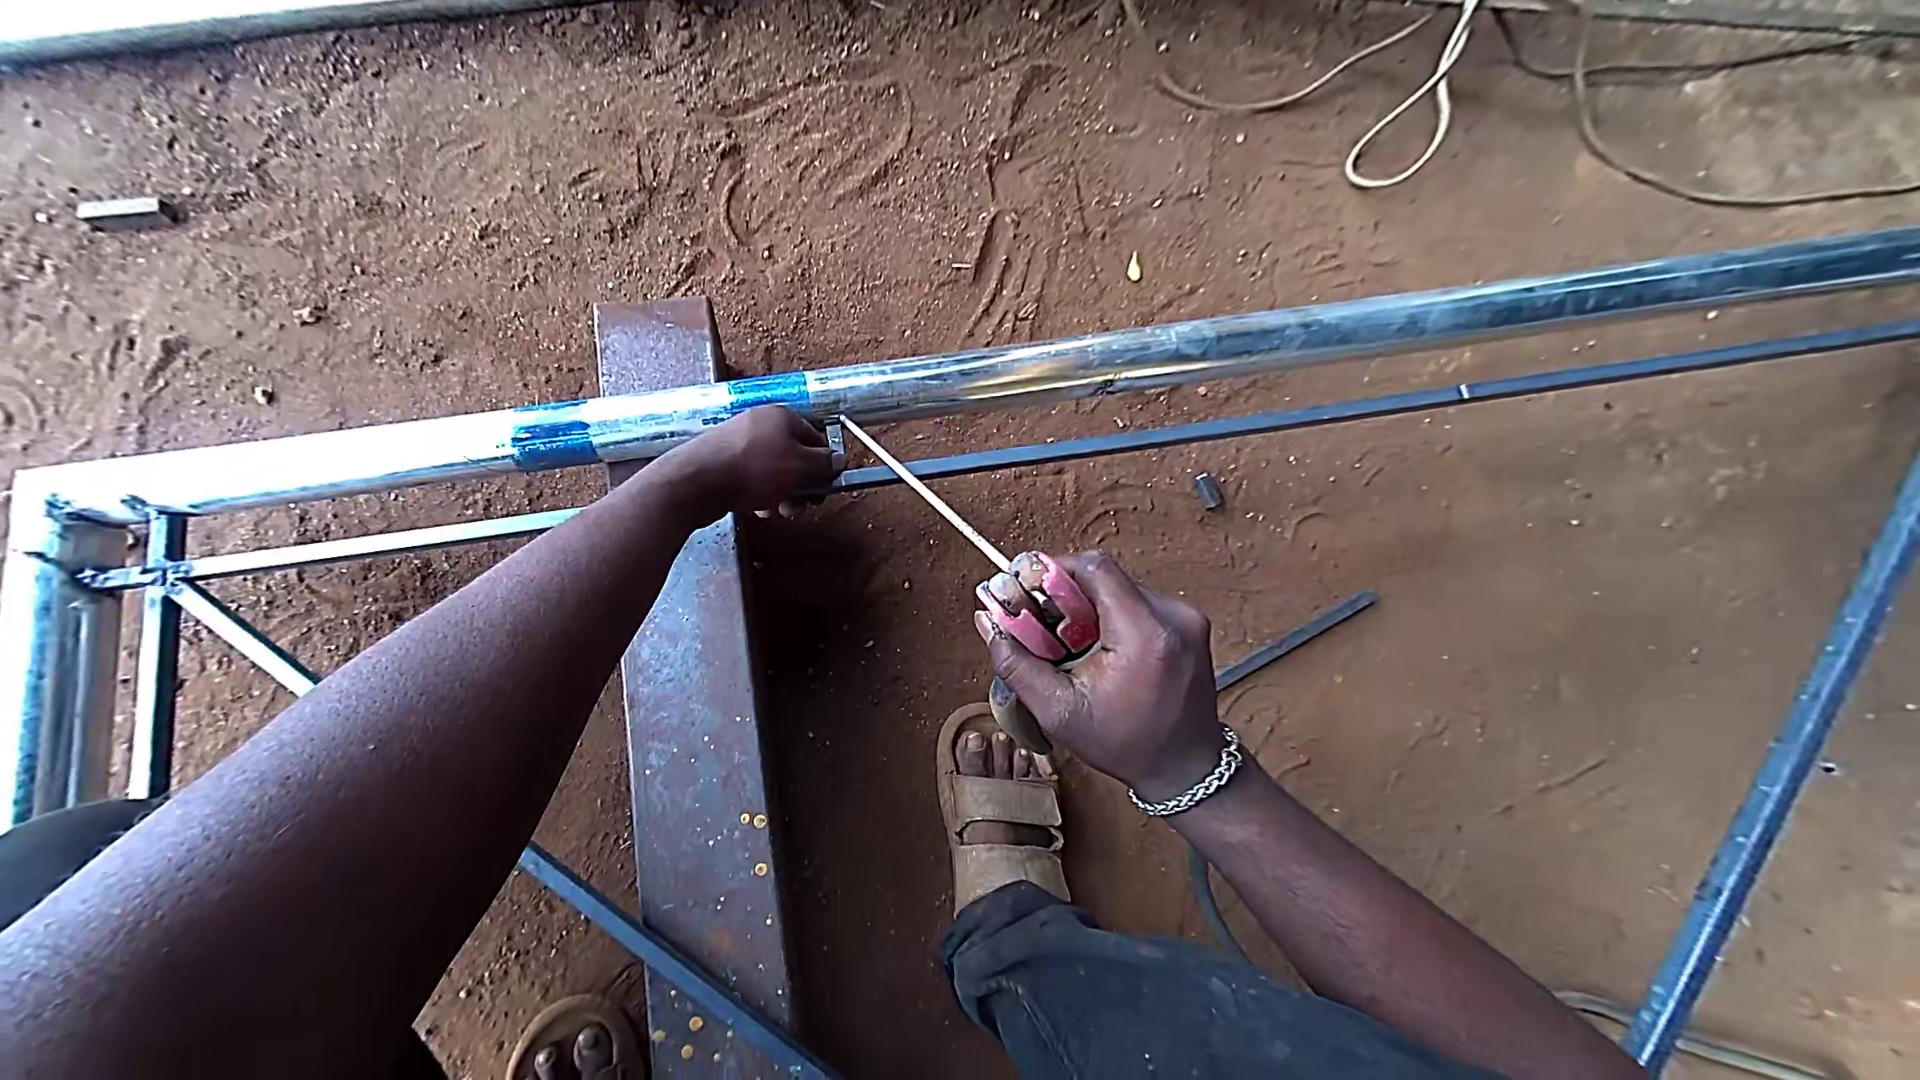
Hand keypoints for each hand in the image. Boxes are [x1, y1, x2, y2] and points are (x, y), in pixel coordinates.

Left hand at [648, 406, 839, 522]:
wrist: (695, 482)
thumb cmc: (753, 470)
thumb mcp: (800, 467)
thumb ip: (825, 464)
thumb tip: (839, 460)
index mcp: (782, 416)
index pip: (818, 440)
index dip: (824, 467)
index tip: (824, 489)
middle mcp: (761, 423)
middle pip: (796, 457)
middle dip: (801, 486)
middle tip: (798, 505)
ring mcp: (739, 441)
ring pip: (775, 472)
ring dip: (782, 494)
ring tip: (775, 510)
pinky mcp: (723, 461)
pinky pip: (752, 478)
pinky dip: (759, 494)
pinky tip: (756, 507)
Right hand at [976, 552, 1226, 801]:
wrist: (1185, 766)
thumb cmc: (1126, 745)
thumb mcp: (1059, 712)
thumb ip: (1017, 665)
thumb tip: (988, 622)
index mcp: (1145, 635)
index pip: (1094, 568)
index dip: (1053, 570)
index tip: (1027, 588)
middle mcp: (1173, 617)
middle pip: (1104, 576)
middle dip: (1064, 593)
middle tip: (1040, 621)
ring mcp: (1185, 618)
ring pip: (1118, 586)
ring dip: (1086, 604)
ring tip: (1069, 641)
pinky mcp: (1187, 622)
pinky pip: (1136, 600)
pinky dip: (1109, 614)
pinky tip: (1096, 645)